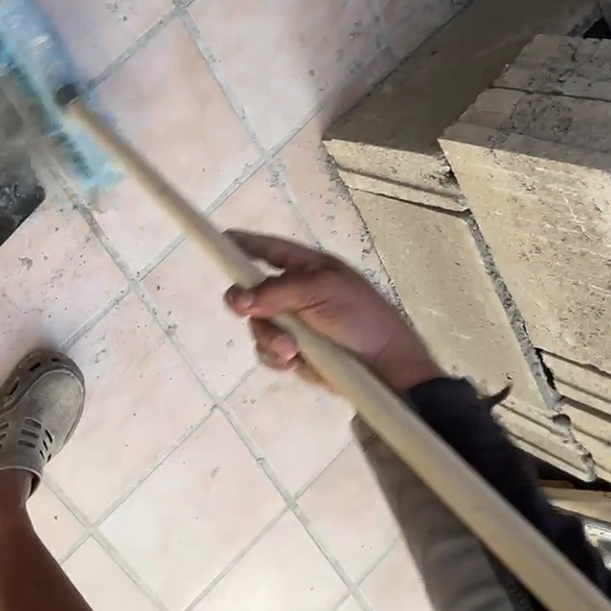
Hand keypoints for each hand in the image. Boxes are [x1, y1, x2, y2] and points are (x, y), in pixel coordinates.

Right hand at [221, 230, 441, 393]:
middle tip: (244, 311)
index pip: (269, 249)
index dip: (243, 244)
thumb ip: (274, 292)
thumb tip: (236, 299)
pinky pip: (267, 352)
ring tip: (292, 351)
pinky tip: (293, 362)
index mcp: (308, 268)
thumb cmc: (361, 318)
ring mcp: (295, 325)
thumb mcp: (320, 292)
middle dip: (249, 306)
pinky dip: (276, 357)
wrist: (390, 370)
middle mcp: (296, 294)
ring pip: (257, 326)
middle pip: (251, 292)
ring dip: (270, 338)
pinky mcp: (295, 353)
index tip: (220, 240)